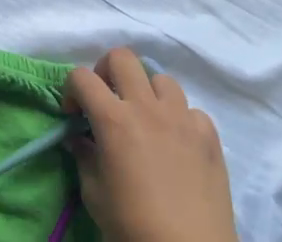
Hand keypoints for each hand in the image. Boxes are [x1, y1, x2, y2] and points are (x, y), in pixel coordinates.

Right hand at [63, 49, 237, 241]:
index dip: (71, 89)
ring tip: (145, 119)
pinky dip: (179, 119)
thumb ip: (84, 156)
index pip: (82, 76)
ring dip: (147, 92)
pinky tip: (176, 143)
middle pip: (123, 58)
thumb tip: (79, 139)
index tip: (74, 115)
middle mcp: (147, 109)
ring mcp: (183, 120)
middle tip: (106, 100)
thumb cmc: (133, 226)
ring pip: (161, 79)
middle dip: (107, 72)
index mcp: (113, 120)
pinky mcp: (210, 138)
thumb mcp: (94, 193)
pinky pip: (192, 110)